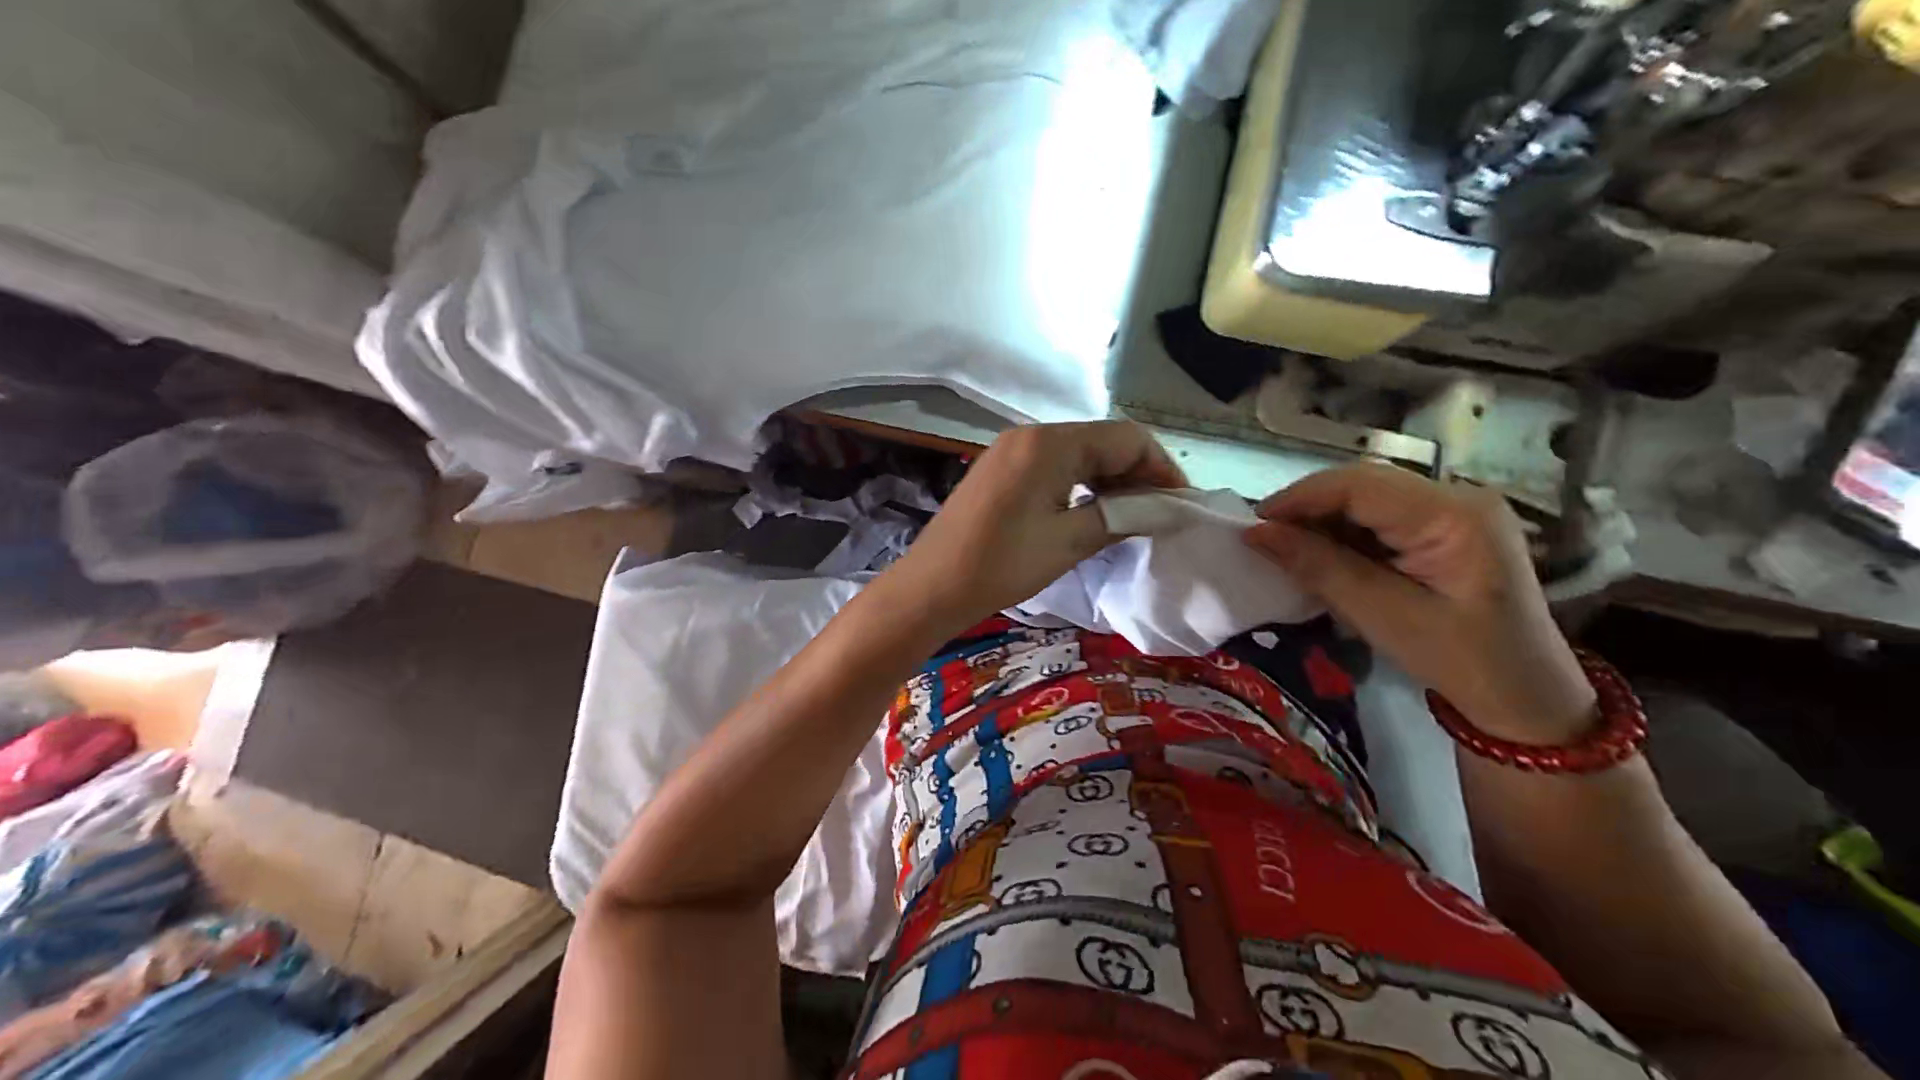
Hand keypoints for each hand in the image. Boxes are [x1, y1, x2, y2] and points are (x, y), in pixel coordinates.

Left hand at [881, 421, 1185, 635]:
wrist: (931, 586)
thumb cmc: (1002, 564)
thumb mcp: (1068, 542)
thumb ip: (1118, 516)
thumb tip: (1161, 508)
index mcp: (1050, 444)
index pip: (1126, 438)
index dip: (1160, 468)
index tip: (1180, 503)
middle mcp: (1030, 435)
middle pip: (1101, 441)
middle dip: (1136, 472)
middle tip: (1158, 512)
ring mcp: (1010, 450)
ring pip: (1077, 453)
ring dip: (1108, 478)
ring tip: (1129, 515)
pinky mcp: (998, 469)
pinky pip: (1052, 465)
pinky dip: (1078, 483)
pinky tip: (1090, 511)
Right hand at [1244, 464, 1595, 744]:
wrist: (1529, 698)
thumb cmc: (1463, 662)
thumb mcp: (1385, 618)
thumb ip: (1321, 568)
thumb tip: (1256, 534)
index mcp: (1455, 515)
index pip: (1359, 484)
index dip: (1299, 498)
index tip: (1252, 526)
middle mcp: (1458, 497)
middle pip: (1362, 485)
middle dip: (1307, 510)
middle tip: (1264, 541)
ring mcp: (1454, 511)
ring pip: (1366, 499)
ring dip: (1322, 523)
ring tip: (1287, 552)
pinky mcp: (1445, 529)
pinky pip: (1380, 518)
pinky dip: (1344, 536)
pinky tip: (1324, 559)